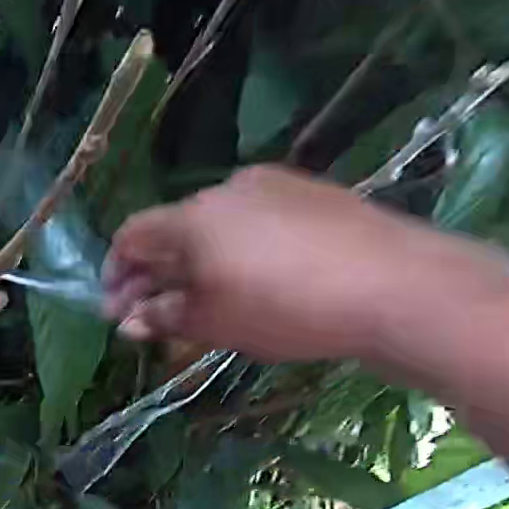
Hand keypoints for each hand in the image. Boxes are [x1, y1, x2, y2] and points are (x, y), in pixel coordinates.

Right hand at [102, 165, 508, 364]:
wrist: (394, 285)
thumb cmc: (284, 308)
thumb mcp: (213, 322)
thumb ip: (163, 317)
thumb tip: (129, 320)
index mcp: (191, 217)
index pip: (131, 236)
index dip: (114, 273)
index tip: (116, 309)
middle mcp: (225, 189)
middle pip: (171, 230)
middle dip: (153, 273)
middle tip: (152, 313)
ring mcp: (272, 185)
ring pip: (213, 225)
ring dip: (194, 262)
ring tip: (202, 300)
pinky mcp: (310, 193)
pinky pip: (252, 221)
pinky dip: (233, 250)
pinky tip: (250, 278)